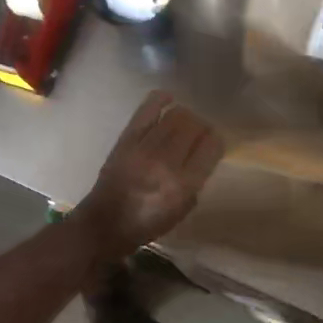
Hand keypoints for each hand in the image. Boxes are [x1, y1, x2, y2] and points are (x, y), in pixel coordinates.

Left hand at [73, 92, 223, 254]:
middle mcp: (166, 163)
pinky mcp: (126, 140)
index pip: (211, 147)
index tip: (214, 144)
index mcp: (183, 185)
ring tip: (184, 124)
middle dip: (202, 127)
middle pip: (194, 127)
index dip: (216, 142)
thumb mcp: (181, 210)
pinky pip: (147, 110)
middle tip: (199, 134)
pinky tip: (169, 99)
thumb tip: (200, 155)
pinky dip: (160, 100)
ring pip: (175, 116)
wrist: (105, 223)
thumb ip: (195, 181)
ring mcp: (144, 148)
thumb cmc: (147, 224)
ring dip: (186, 116)